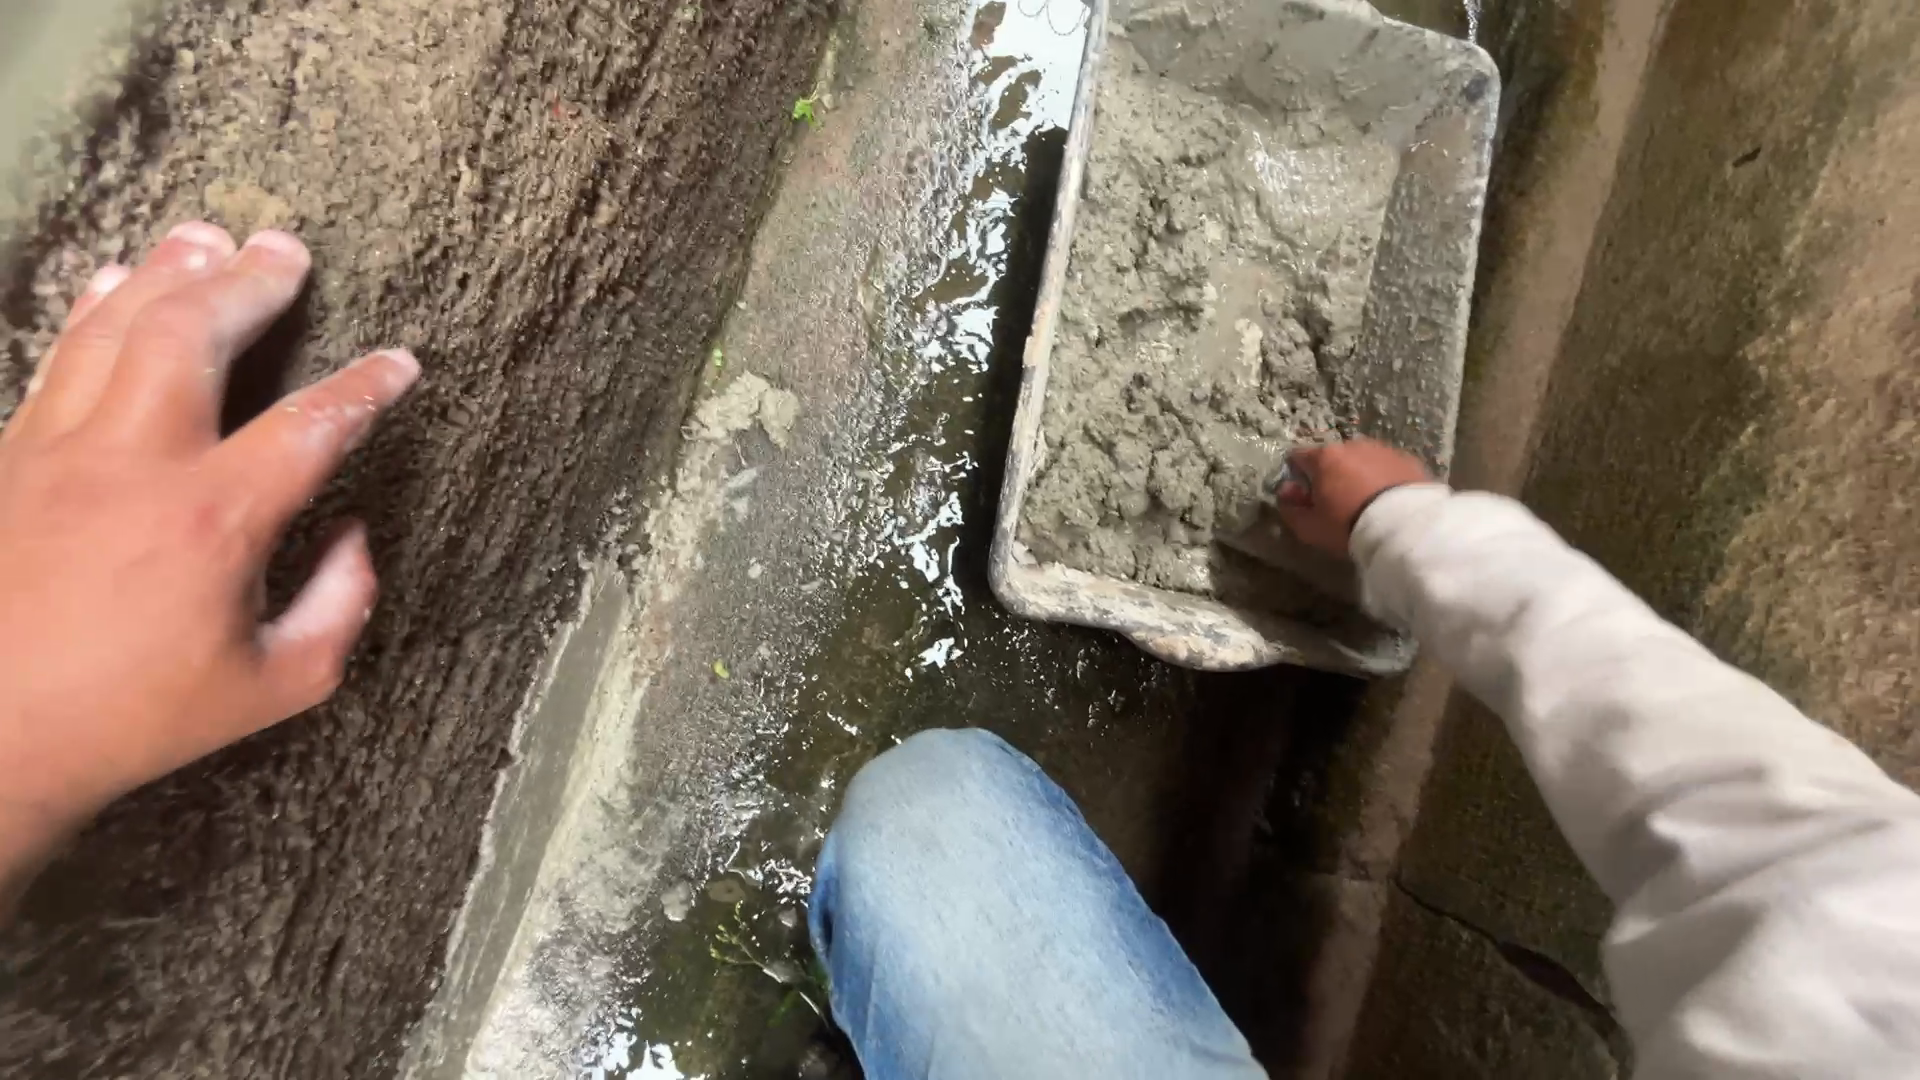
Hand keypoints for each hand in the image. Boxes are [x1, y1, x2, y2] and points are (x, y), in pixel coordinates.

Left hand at [0, 222, 417, 882]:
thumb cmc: (138, 718)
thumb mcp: (286, 679)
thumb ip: (342, 601)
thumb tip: (351, 537)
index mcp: (211, 520)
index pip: (311, 427)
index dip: (365, 388)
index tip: (399, 364)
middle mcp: (129, 468)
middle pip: (191, 343)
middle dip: (246, 288)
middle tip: (284, 250)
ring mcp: (49, 457)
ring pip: (110, 335)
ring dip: (164, 279)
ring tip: (203, 238)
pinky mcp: (4, 464)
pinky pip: (56, 364)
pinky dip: (92, 314)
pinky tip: (113, 285)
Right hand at [1274, 437, 1433, 557]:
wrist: (1406, 527)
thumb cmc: (1348, 524)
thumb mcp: (1309, 527)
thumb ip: (1290, 508)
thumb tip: (1285, 493)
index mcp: (1324, 457)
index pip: (1298, 457)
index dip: (1296, 475)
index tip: (1302, 495)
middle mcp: (1352, 446)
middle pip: (1332, 457)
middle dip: (1329, 474)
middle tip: (1335, 502)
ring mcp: (1383, 450)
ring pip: (1361, 460)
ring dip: (1357, 475)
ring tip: (1364, 502)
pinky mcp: (1409, 460)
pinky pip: (1386, 468)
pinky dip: (1381, 479)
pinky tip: (1385, 501)